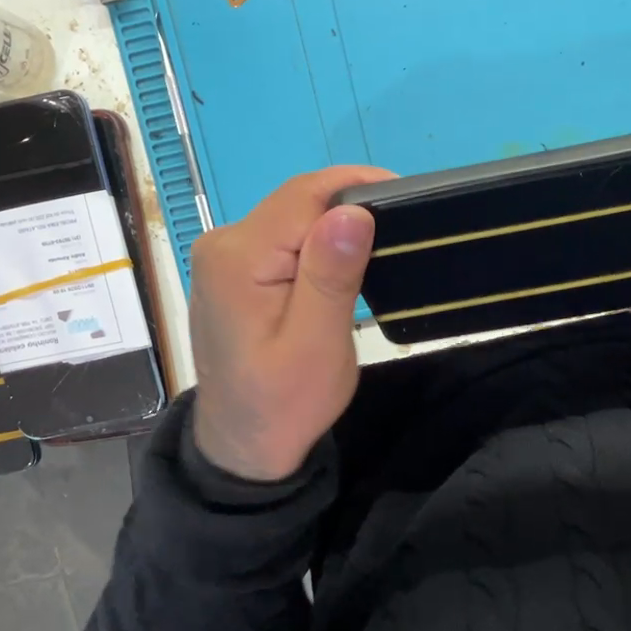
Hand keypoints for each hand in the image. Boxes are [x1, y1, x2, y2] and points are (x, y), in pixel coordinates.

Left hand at [187, 167, 387, 480]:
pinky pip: (282, 238)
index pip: (305, 195)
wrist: (244, 443)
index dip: (358, 188)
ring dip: (335, 227)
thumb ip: (331, 276)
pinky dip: (316, 244)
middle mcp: (222, 243)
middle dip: (350, 208)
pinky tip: (343, 265)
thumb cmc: (285, 402)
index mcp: (239, 257)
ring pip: (292, 217)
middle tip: (402, 233)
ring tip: (381, 249)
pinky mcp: (232, 269)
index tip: (408, 200)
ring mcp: (223, 255)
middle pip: (297, 202)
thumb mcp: (317, 345)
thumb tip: (353, 212)